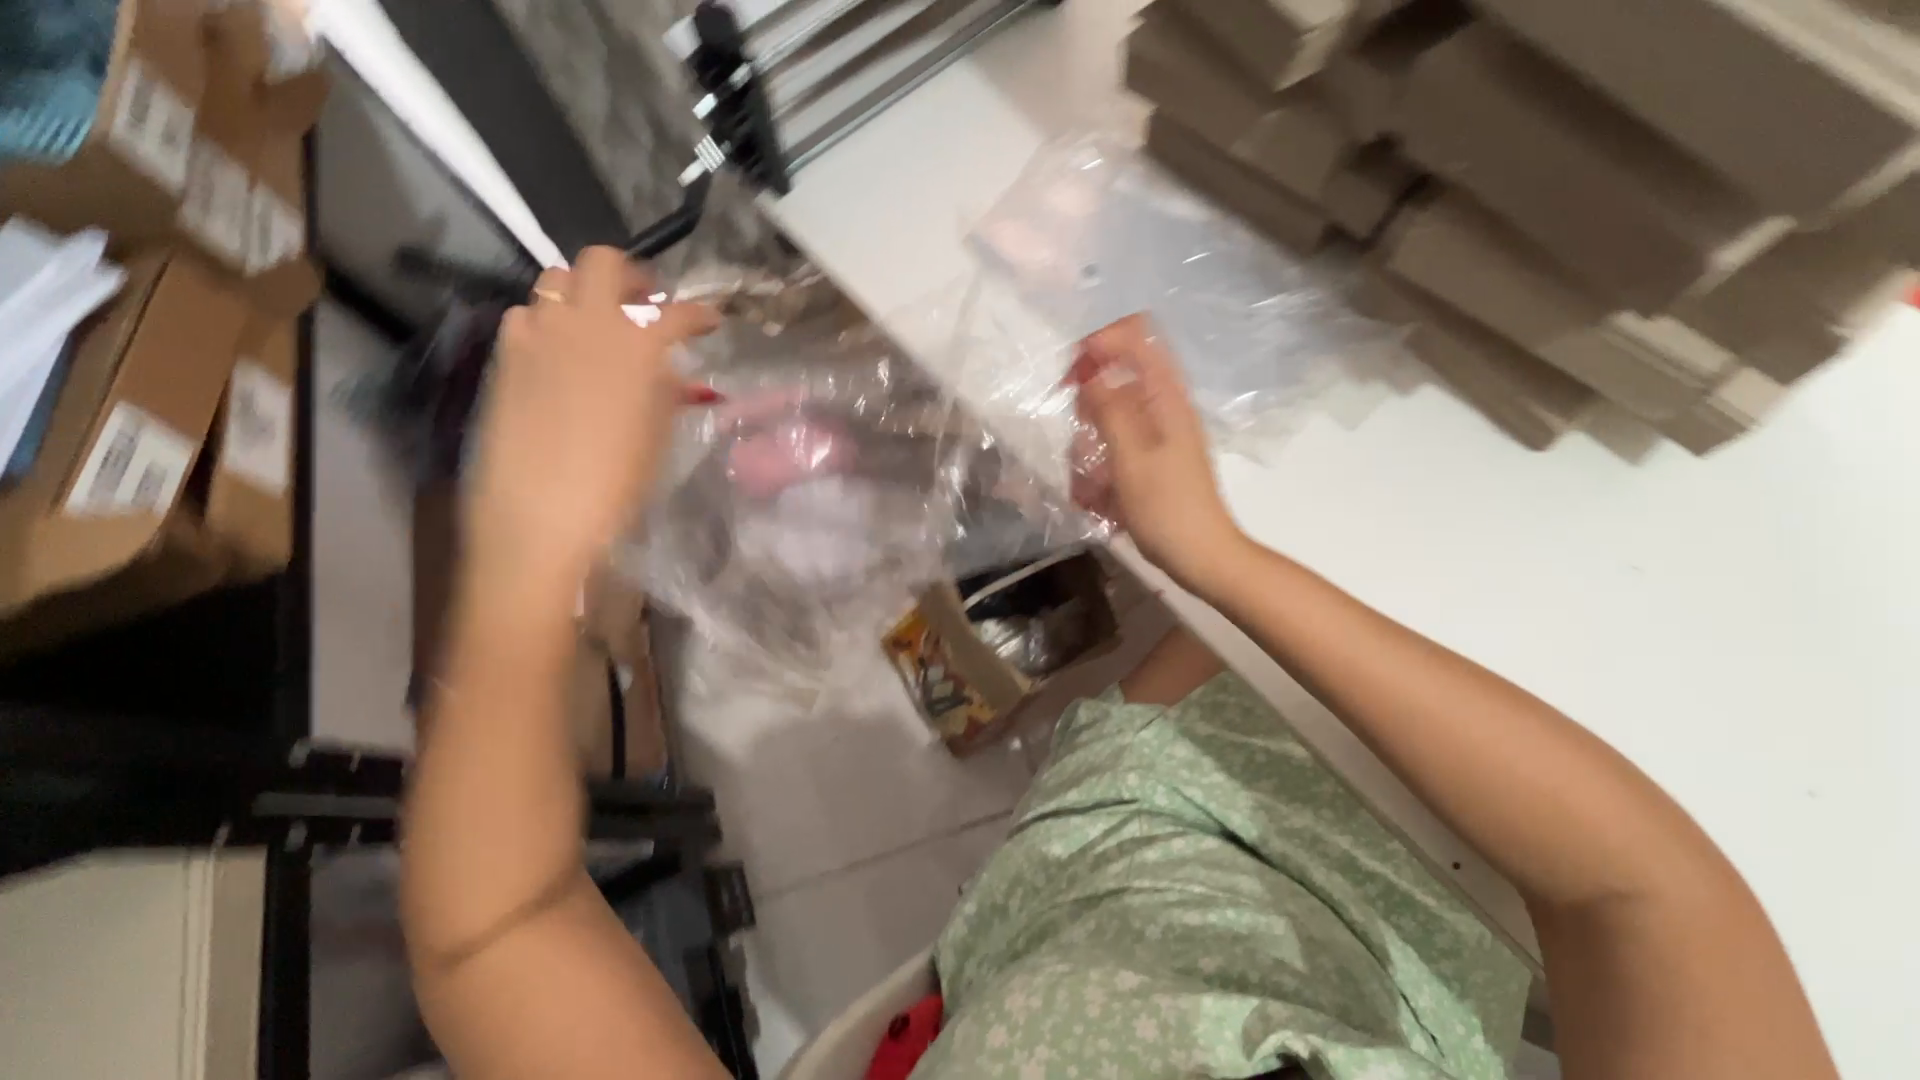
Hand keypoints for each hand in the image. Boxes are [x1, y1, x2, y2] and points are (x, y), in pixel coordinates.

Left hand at [463, 247, 718, 598]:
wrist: (539, 512)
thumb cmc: (614, 482)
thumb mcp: (656, 436)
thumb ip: (665, 392)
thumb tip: (668, 372)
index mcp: (637, 344)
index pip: (676, 313)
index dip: (699, 315)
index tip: (710, 321)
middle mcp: (586, 323)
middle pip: (604, 263)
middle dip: (631, 276)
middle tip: (644, 303)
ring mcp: (538, 333)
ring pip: (557, 280)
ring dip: (582, 294)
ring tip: (595, 325)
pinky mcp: (505, 354)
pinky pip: (525, 316)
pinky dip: (545, 323)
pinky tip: (555, 353)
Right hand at [1069, 314, 1249, 596]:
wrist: (1203, 557)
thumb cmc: (1167, 508)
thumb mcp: (1131, 456)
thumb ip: (1110, 408)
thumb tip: (1090, 372)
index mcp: (1165, 396)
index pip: (1136, 336)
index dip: (1101, 343)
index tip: (1073, 376)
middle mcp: (1164, 408)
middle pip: (1116, 377)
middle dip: (1087, 405)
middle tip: (1079, 438)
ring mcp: (1159, 436)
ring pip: (1110, 418)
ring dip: (1089, 446)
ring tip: (1088, 484)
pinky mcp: (1152, 462)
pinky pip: (1115, 450)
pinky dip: (1099, 470)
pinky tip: (1097, 500)